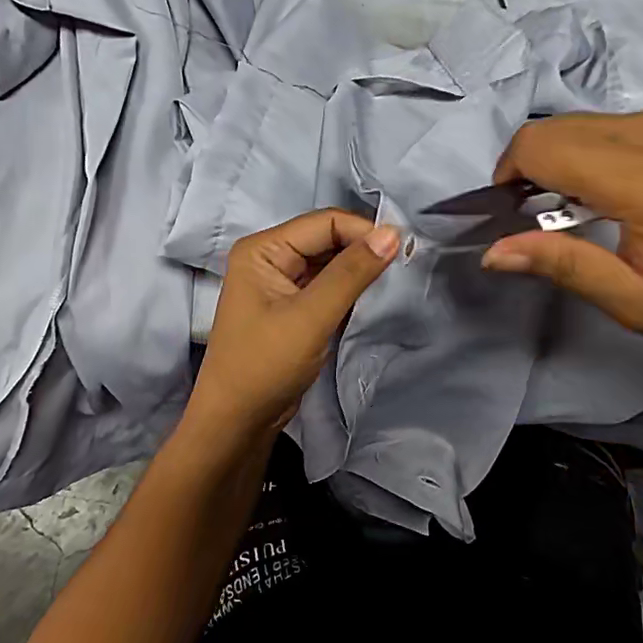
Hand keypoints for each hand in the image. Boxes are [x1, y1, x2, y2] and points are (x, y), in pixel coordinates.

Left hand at [190, 209, 399, 436]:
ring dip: (359, 270)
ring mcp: (280, 283)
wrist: (237, 420)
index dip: (364, 232)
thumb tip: (393, 234)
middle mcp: (269, 257)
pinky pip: (327, 285)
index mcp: (262, 249)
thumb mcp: (311, 317)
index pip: (324, 222)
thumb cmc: (265, 365)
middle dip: (363, 249)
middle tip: (405, 265)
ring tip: (395, 280)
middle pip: (327, 238)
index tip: (403, 251)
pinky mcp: (292, 307)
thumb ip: (351, 273)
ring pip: (330, 262)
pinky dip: (349, 289)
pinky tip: (373, 298)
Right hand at [482, 98, 642, 365]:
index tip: (518, 204)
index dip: (511, 169)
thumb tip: (493, 251)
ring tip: (623, 201)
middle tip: (562, 211)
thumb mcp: (640, 304)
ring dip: (594, 155)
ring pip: (613, 119)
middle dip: (545, 163)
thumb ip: (563, 266)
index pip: (541, 144)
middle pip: (570, 125)